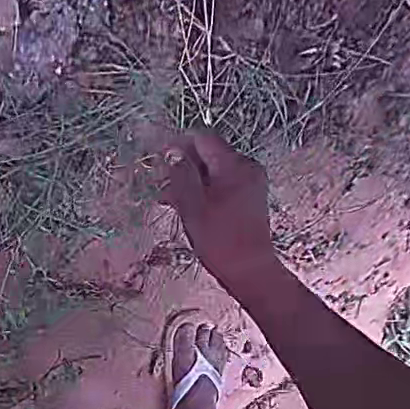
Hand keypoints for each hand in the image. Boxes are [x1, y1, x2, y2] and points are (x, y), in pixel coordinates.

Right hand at [162, 134, 282, 291]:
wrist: (249, 270)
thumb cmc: (219, 239)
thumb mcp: (192, 205)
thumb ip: (181, 173)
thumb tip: (172, 151)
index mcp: (233, 165)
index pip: (203, 138)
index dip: (178, 145)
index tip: (159, 161)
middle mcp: (246, 167)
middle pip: (209, 153)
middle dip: (184, 165)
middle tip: (162, 184)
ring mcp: (250, 182)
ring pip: (214, 170)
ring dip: (191, 179)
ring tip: (170, 199)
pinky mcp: (249, 196)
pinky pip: (222, 183)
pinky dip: (204, 189)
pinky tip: (189, 206)